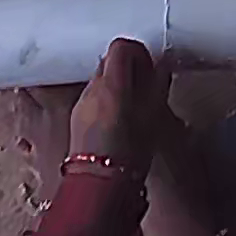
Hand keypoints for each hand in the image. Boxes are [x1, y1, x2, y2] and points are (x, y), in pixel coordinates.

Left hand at [68, 38, 161, 169]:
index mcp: (113, 83)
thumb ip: (157, 84)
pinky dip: (105, 101)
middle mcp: (92, 89)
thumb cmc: (131, 153)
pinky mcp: (75, 119)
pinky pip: (92, 98)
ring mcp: (81, 103)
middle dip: (127, 68)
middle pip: (109, 61)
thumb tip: (160, 67)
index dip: (137, 52)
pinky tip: (117, 122)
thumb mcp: (154, 114)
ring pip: (99, 80)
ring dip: (116, 85)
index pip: (121, 46)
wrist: (100, 188)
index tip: (148, 66)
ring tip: (132, 107)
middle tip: (144, 84)